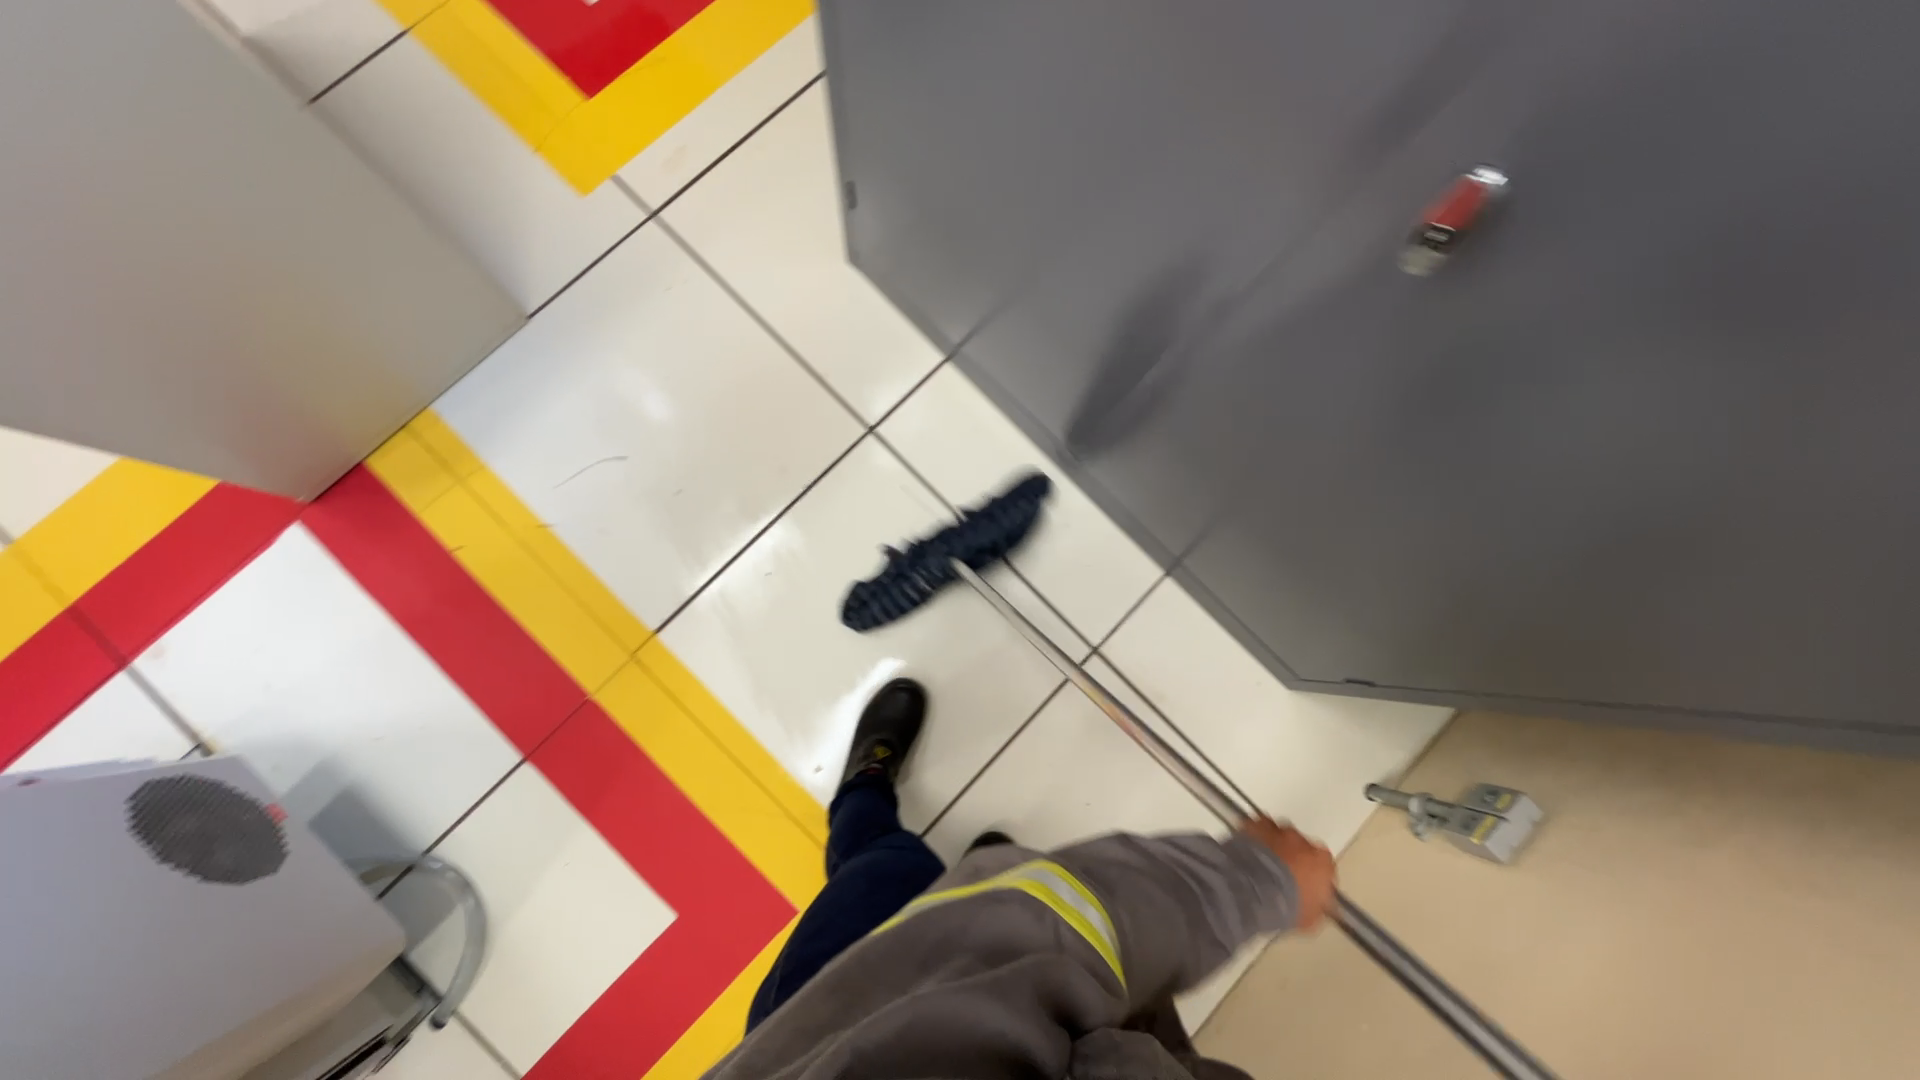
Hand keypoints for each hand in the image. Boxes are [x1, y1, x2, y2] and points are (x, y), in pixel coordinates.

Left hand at [1239, 817, 1336, 930]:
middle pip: (1301, 847)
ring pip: (1279, 835)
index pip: (1324, 866)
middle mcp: (1303, 840)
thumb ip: (1319, 905)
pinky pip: (1258, 828)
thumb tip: (1319, 904)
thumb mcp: (1311, 917)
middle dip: (1293, 857)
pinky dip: (1256, 836)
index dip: (1313, 875)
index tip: (1304, 885)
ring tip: (1262, 863)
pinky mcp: (1255, 824)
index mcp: (1322, 861)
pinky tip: (1249, 850)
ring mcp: (1278, 829)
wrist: (1251, 889)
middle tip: (1280, 874)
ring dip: (1274, 845)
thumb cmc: (1286, 906)